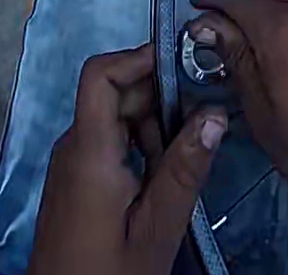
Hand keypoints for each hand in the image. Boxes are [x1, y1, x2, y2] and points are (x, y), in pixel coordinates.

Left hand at [28, 46, 226, 274]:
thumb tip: (215, 115)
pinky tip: (162, 172)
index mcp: (88, 146)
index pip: (99, 74)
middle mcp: (74, 142)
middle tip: (198, 117)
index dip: (135, 59)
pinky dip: (137, 144)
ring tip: (183, 155)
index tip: (177, 64)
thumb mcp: (155, 228)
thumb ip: (183, 169)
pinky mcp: (75, 178)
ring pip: (113, 116)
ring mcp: (72, 160)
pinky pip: (107, 140)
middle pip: (112, 93)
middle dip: (155, 96)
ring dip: (149, 123)